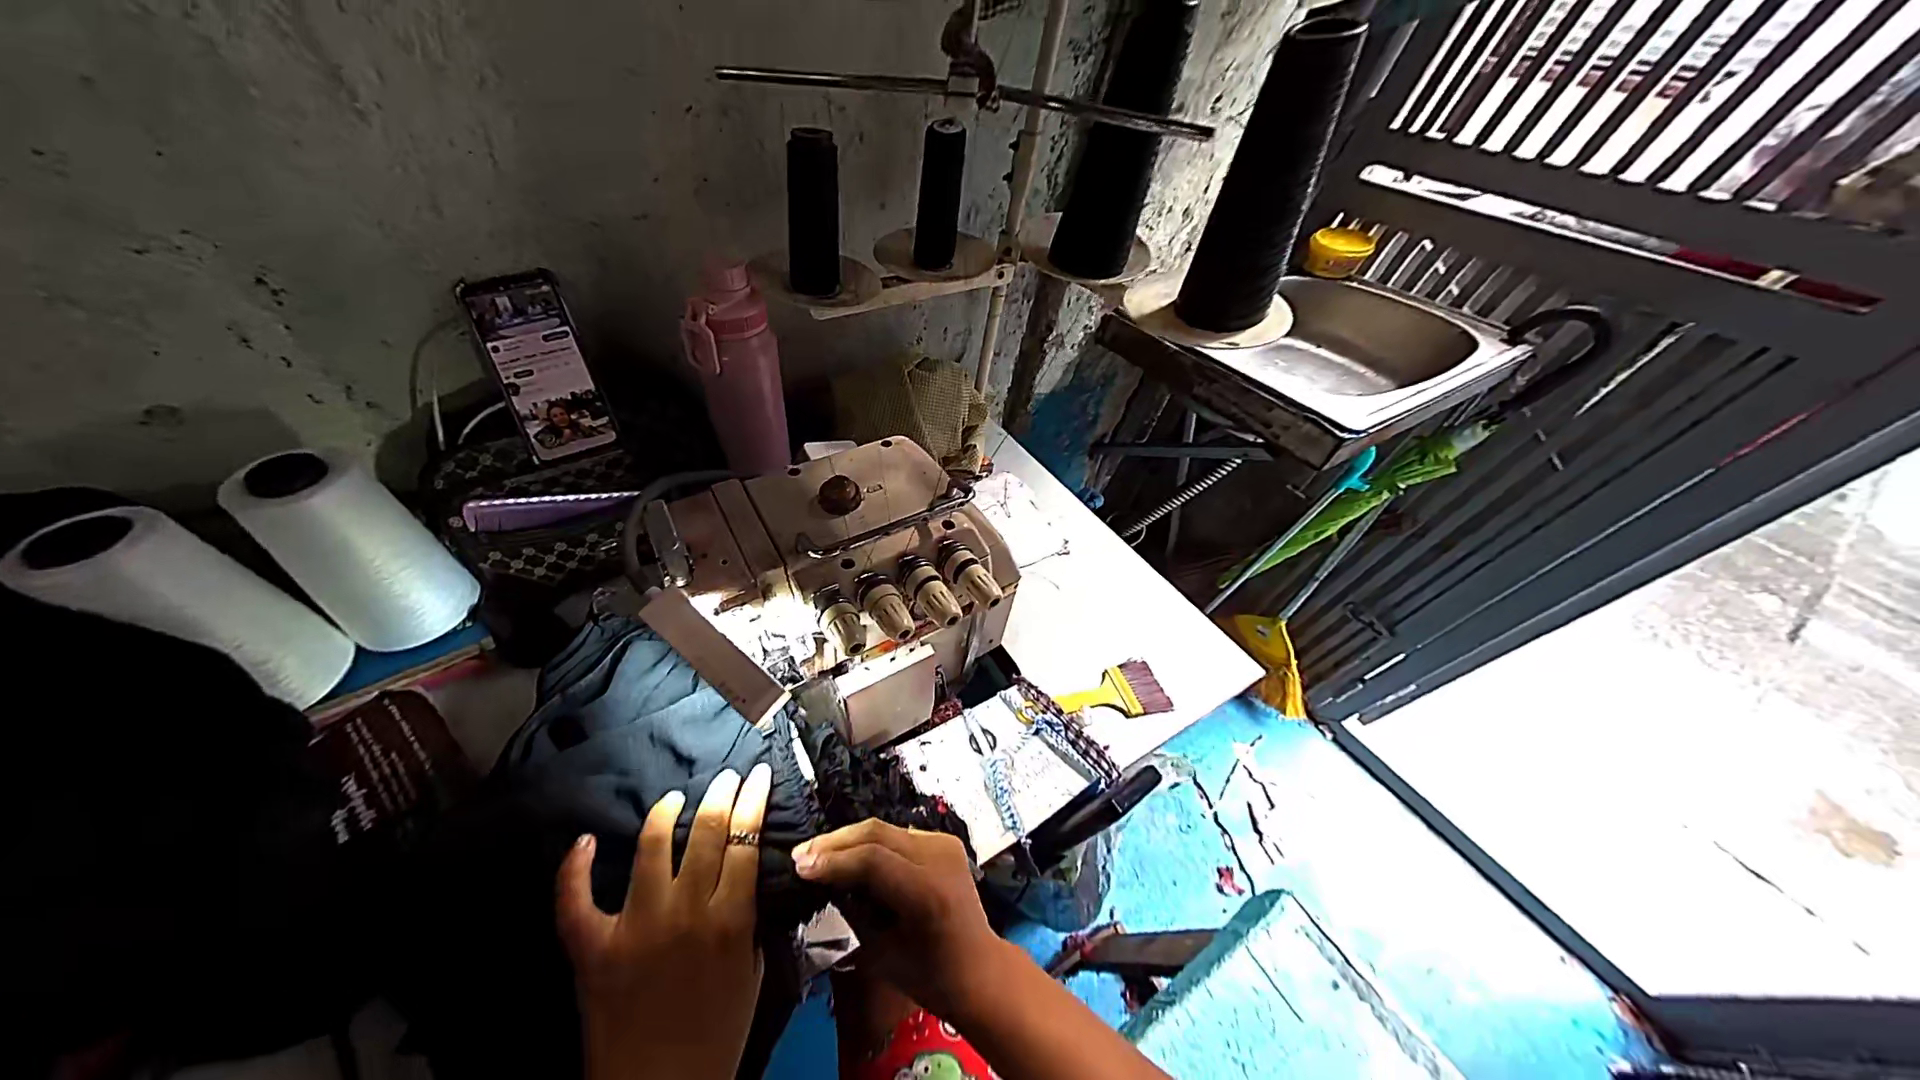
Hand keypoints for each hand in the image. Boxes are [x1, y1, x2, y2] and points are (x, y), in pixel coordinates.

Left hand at [556, 763, 771, 1079]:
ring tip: (674, 798)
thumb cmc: (718, 1034)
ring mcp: (635, 927)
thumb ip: (751, 920)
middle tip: (728, 776)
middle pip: (708, 834)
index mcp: (730, 921)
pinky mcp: (592, 950)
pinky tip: (585, 841)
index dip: (754, 800)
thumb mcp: (753, 971)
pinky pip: (575, 902)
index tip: (757, 776)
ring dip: (665, 812)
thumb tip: (744, 878)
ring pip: (652, 848)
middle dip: (722, 794)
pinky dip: (575, 868)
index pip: (746, 841)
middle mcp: (686, 914)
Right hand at [791, 819, 1006, 1021]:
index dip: (833, 861)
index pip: (872, 860)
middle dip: (835, 842)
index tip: (799, 867)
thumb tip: (827, 878)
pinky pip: (898, 835)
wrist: (978, 968)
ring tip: (816, 852)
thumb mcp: (881, 951)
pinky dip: (871, 842)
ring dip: (849, 839)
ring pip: (885, 829)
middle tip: (800, 854)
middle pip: (878, 833)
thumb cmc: (930, 975)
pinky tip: (848, 854)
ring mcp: (945, 844)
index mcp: (927, 892)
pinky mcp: (944, 841)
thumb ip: (855, 908)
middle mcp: (939, 858)